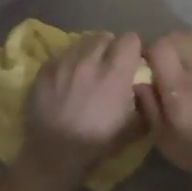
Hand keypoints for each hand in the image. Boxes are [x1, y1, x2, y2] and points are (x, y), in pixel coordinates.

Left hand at [13, 32, 146, 190]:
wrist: (54, 154)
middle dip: (110, 48)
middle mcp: (90, 60)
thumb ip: (144, 102)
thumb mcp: (133, 128)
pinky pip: (61, 55)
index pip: (130, 38)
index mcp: (115, 72)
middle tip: (109, 65)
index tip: (131, 61)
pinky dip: (67, 63)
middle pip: (105, 36)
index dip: (133, 49)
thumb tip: (147, 87)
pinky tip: (66, 79)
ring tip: (87, 69)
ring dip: (88, 52)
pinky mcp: (44, 69)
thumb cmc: (97, 144)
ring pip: (81, 42)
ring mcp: (64, 62)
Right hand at [135, 32, 191, 190]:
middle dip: (162, 44)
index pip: (160, 46)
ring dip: (179, 45)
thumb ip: (149, 108)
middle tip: (156, 65)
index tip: (142, 68)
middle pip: (177, 35)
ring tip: (174, 67)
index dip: (146, 51)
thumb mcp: (166, 141)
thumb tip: (138, 82)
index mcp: (179, 87)